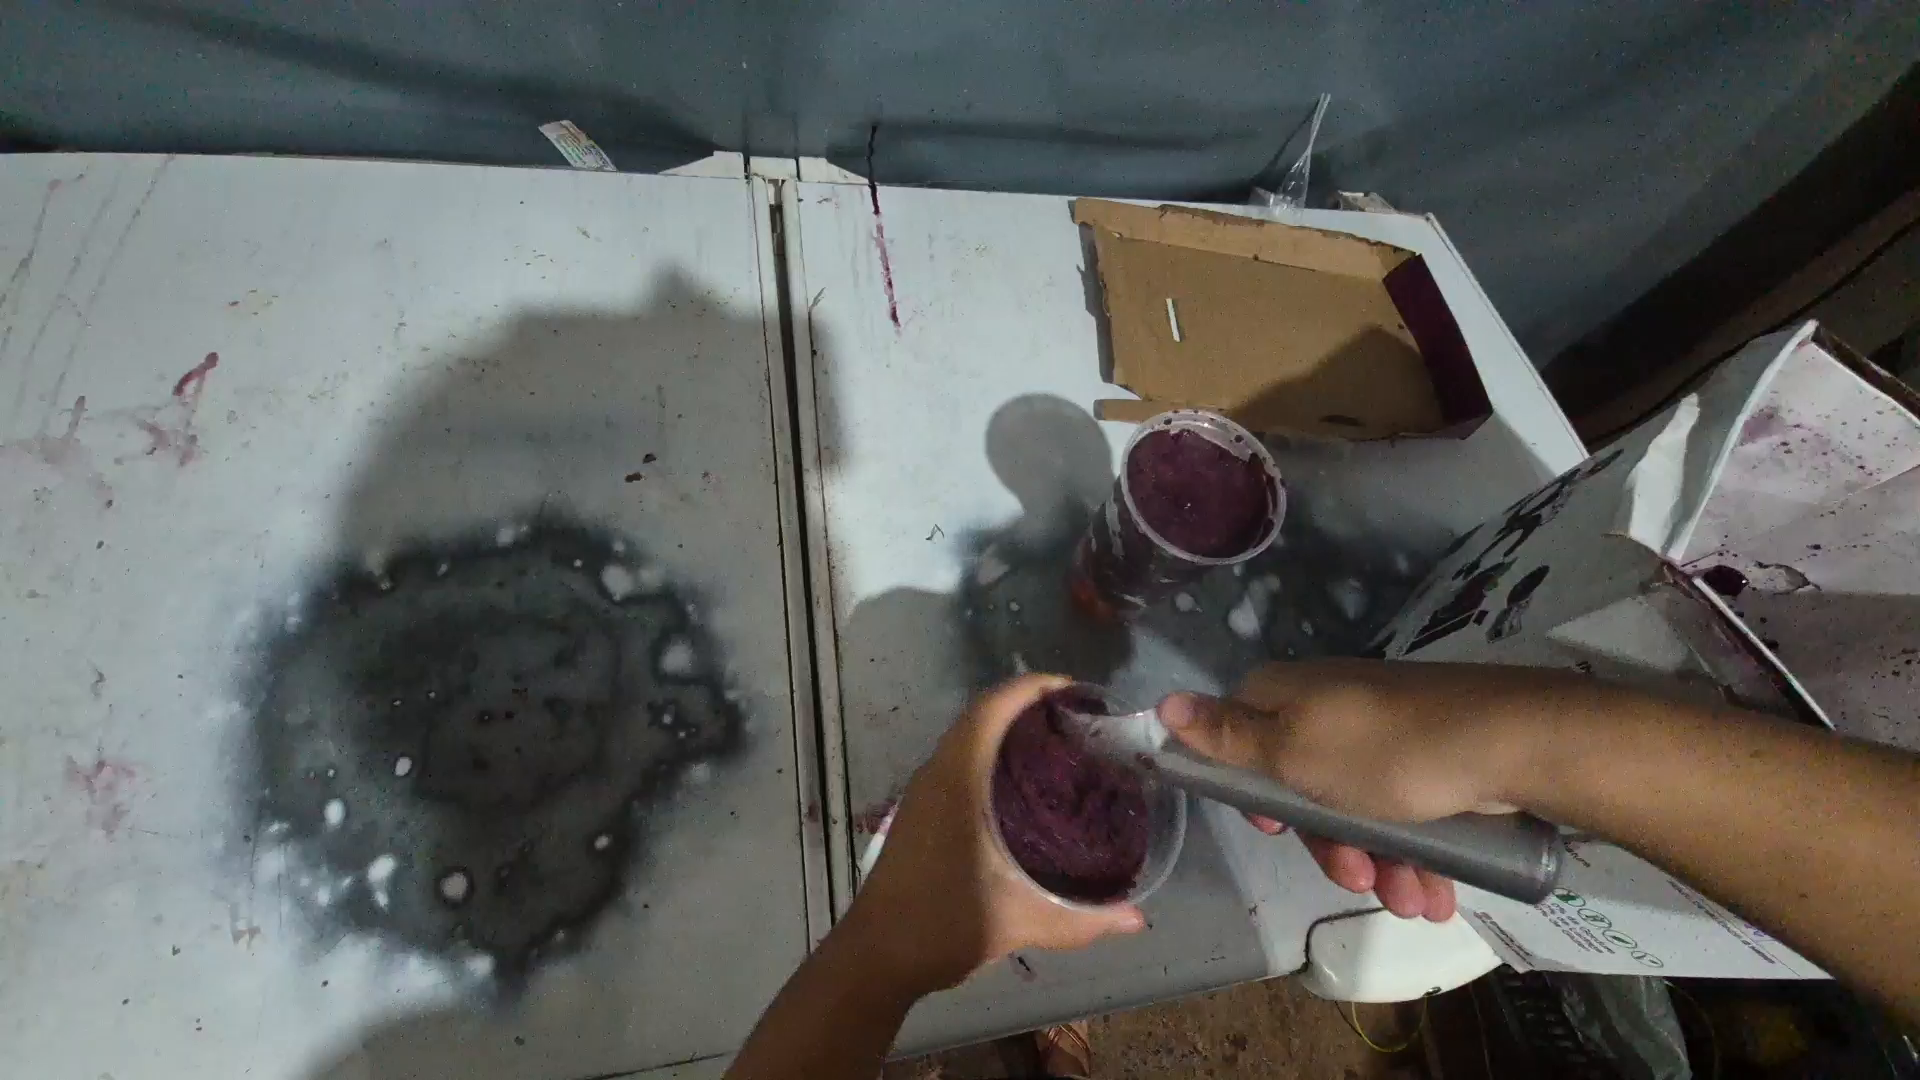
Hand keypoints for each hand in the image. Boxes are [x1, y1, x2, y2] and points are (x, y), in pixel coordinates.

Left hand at [843, 674, 1145, 994]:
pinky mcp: (922, 805)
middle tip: (1077, 717)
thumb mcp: (1018, 921)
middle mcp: (938, 771)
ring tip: (1057, 741)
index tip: (1073, 689)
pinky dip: (991, 749)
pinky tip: (1022, 781)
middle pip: (982, 714)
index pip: (992, 709)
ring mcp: (925, 788)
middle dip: (1027, 703)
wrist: (877, 953)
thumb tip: (1138, 918)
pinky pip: (960, 757)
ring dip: (1007, 726)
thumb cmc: (942, 924)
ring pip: (968, 735)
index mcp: (957, 779)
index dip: (1031, 687)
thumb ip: (1081, 920)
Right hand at [1159, 659, 1544, 921]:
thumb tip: (1160, 702)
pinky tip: (1434, 891)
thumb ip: (1226, 735)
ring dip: (1377, 862)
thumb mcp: (1291, 750)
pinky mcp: (1426, 754)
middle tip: (1355, 880)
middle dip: (1327, 844)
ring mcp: (1380, 730)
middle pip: (1299, 782)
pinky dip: (1412, 853)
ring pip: (1355, 806)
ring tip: (1410, 902)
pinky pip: (1402, 809)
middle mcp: (1326, 706)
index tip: (1275, 829)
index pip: (1239, 736)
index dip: (1253, 790)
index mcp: (1286, 696)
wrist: (1514, 743)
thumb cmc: (1384, 752)